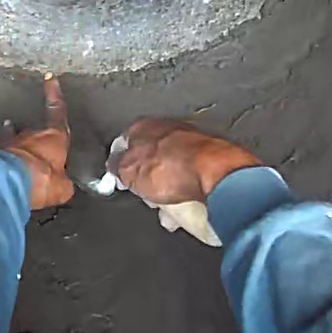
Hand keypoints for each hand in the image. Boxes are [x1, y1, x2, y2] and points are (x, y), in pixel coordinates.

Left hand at [3, 77, 75, 209]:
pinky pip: (4, 157)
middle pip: (34, 131)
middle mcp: (31, 136)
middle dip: (35, 137)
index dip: (54, 95)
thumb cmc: (41, 179)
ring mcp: (10, 144)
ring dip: (16, 147)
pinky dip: (6, 163)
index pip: (57, 111)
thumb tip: (62, 186)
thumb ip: (62, 183)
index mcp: (53, 138)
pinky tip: (5, 173)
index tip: (49, 78)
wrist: (8, 184)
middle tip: (35, 144)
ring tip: (16, 154)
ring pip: (15, 141)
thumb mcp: (62, 188)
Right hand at [110, 119, 261, 205]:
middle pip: (151, 157)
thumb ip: (118, 168)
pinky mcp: (212, 157)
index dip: (123, 165)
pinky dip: (190, 190)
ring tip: (170, 206)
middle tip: (148, 195)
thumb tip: (116, 169)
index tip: (123, 180)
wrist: (215, 174)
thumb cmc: (173, 168)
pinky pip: (194, 177)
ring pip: (173, 169)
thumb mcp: (128, 173)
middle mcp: (169, 128)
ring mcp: (193, 141)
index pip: (125, 144)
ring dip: (171, 188)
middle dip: (150, 178)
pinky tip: (190, 203)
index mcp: (143, 125)